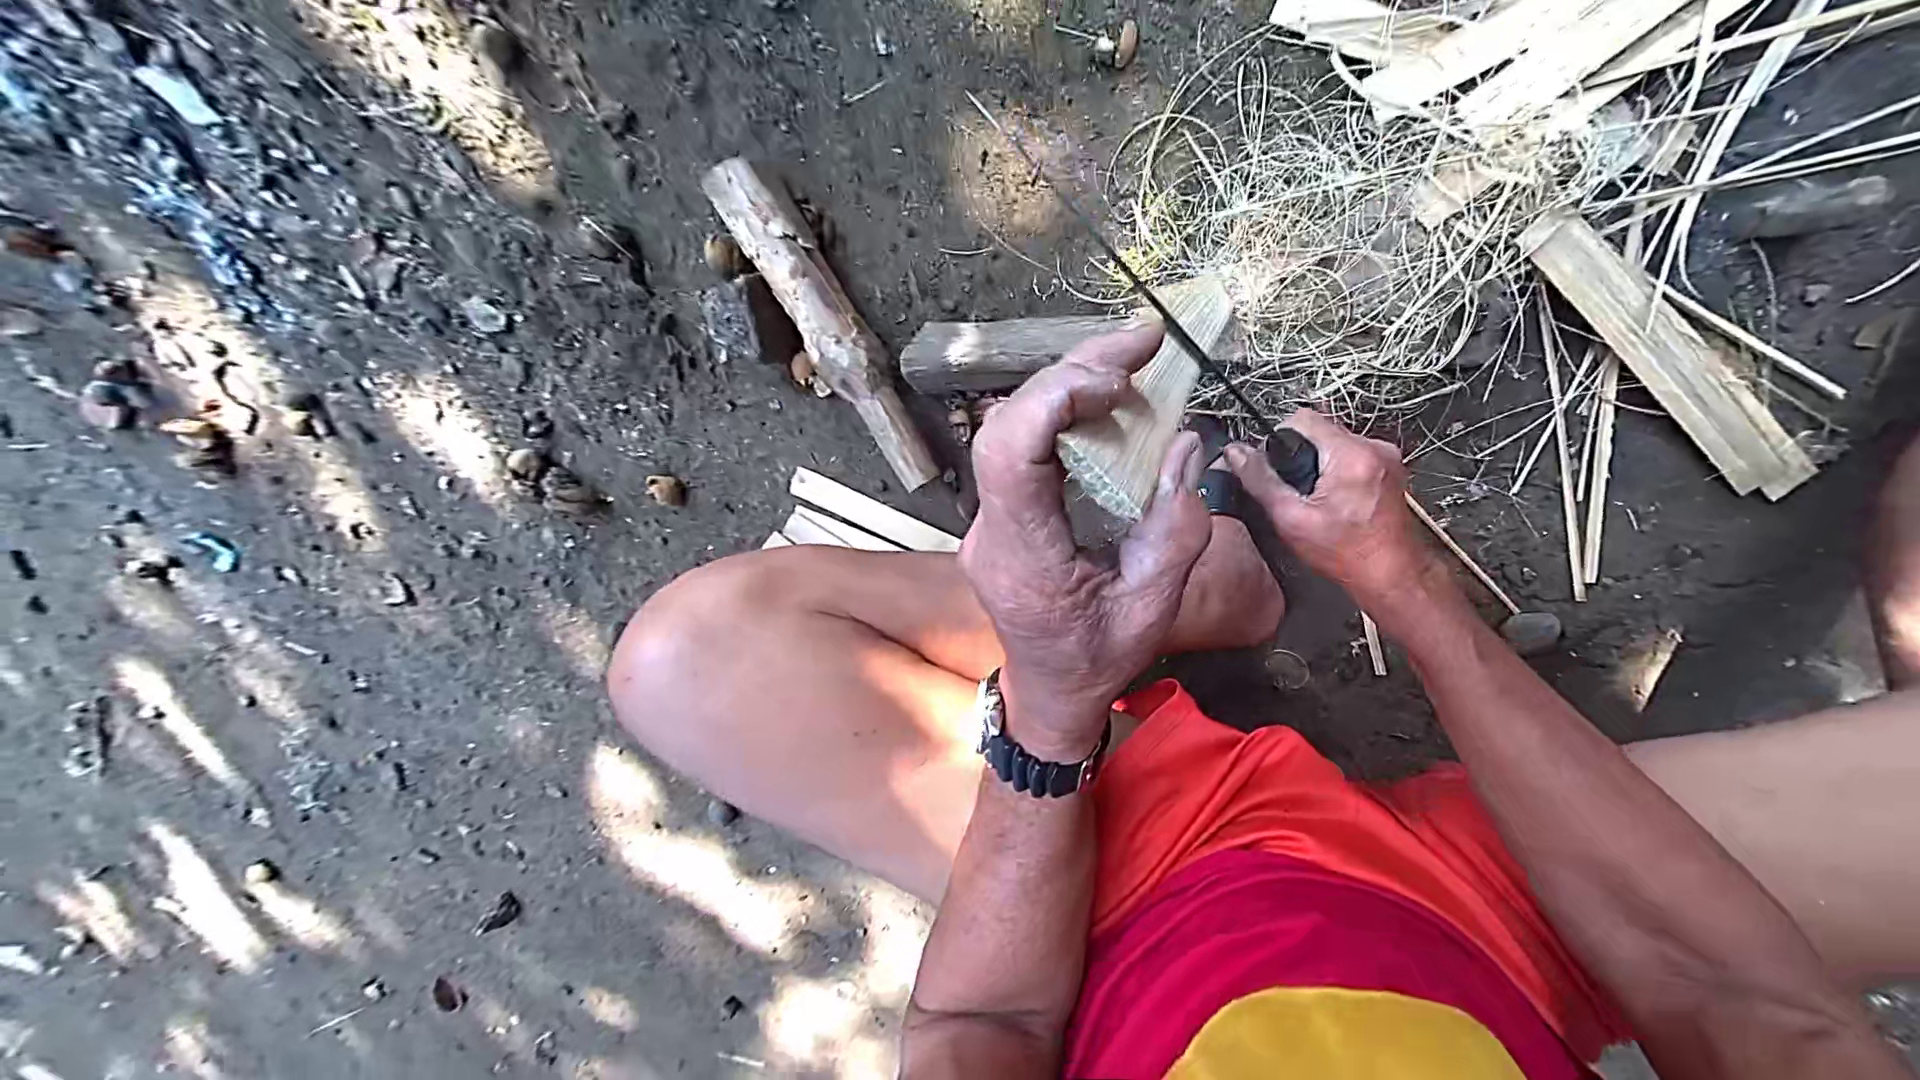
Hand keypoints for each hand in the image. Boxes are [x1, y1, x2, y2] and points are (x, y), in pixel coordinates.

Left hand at [959, 325, 1211, 760]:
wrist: (1048, 691)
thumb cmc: (1097, 662)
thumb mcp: (1153, 609)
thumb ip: (1176, 529)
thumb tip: (1186, 445)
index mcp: (1024, 558)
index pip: (1010, 456)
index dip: (1055, 400)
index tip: (1119, 381)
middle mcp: (991, 531)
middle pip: (1007, 427)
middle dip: (1071, 373)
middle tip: (1142, 342)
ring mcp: (987, 520)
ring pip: (1009, 430)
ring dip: (1067, 385)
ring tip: (1131, 359)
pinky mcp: (1000, 514)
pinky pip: (1021, 448)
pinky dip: (1062, 413)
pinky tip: (1103, 399)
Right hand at [1225, 410, 1432, 614]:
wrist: (1389, 573)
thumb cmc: (1347, 553)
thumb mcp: (1290, 518)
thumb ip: (1260, 480)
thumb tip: (1236, 453)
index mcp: (1352, 455)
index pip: (1301, 418)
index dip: (1277, 440)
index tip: (1275, 467)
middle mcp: (1374, 448)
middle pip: (1318, 428)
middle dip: (1298, 454)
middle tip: (1296, 489)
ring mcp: (1385, 456)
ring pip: (1332, 440)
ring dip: (1316, 462)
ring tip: (1314, 497)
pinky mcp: (1388, 466)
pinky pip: (1348, 453)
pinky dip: (1333, 469)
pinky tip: (1331, 498)